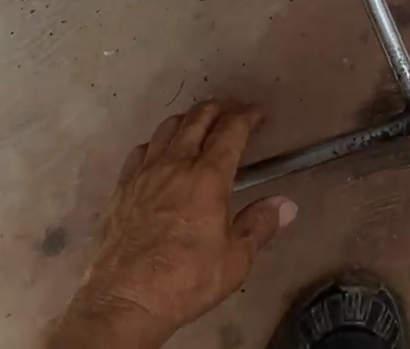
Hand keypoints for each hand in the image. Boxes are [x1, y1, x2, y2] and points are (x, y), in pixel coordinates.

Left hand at [50, 100, 296, 348]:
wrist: (123, 302)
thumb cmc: (185, 280)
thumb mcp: (234, 261)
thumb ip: (261, 226)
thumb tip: (288, 204)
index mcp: (208, 176)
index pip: (232, 130)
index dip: (248, 115)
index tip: (258, 112)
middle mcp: (176, 163)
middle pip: (199, 118)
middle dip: (220, 108)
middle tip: (233, 111)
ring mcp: (145, 172)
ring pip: (169, 127)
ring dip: (190, 119)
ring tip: (200, 125)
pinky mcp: (122, 187)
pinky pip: (142, 149)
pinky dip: (159, 142)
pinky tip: (162, 153)